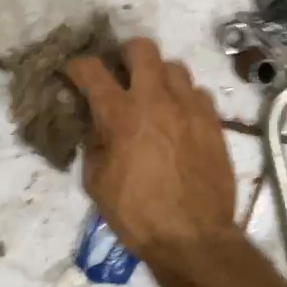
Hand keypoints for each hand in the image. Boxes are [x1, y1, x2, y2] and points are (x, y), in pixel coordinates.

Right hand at [65, 38, 239, 277]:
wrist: (193, 238)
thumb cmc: (137, 215)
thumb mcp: (97, 183)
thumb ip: (94, 144)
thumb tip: (96, 125)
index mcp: (121, 114)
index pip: (91, 69)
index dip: (76, 66)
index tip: (72, 73)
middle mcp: (157, 100)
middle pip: (141, 48)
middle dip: (125, 54)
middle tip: (120, 73)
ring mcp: (190, 108)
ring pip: (174, 66)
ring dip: (158, 76)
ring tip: (153, 97)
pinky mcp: (214, 122)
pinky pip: (197, 93)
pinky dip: (184, 99)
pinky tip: (178, 119)